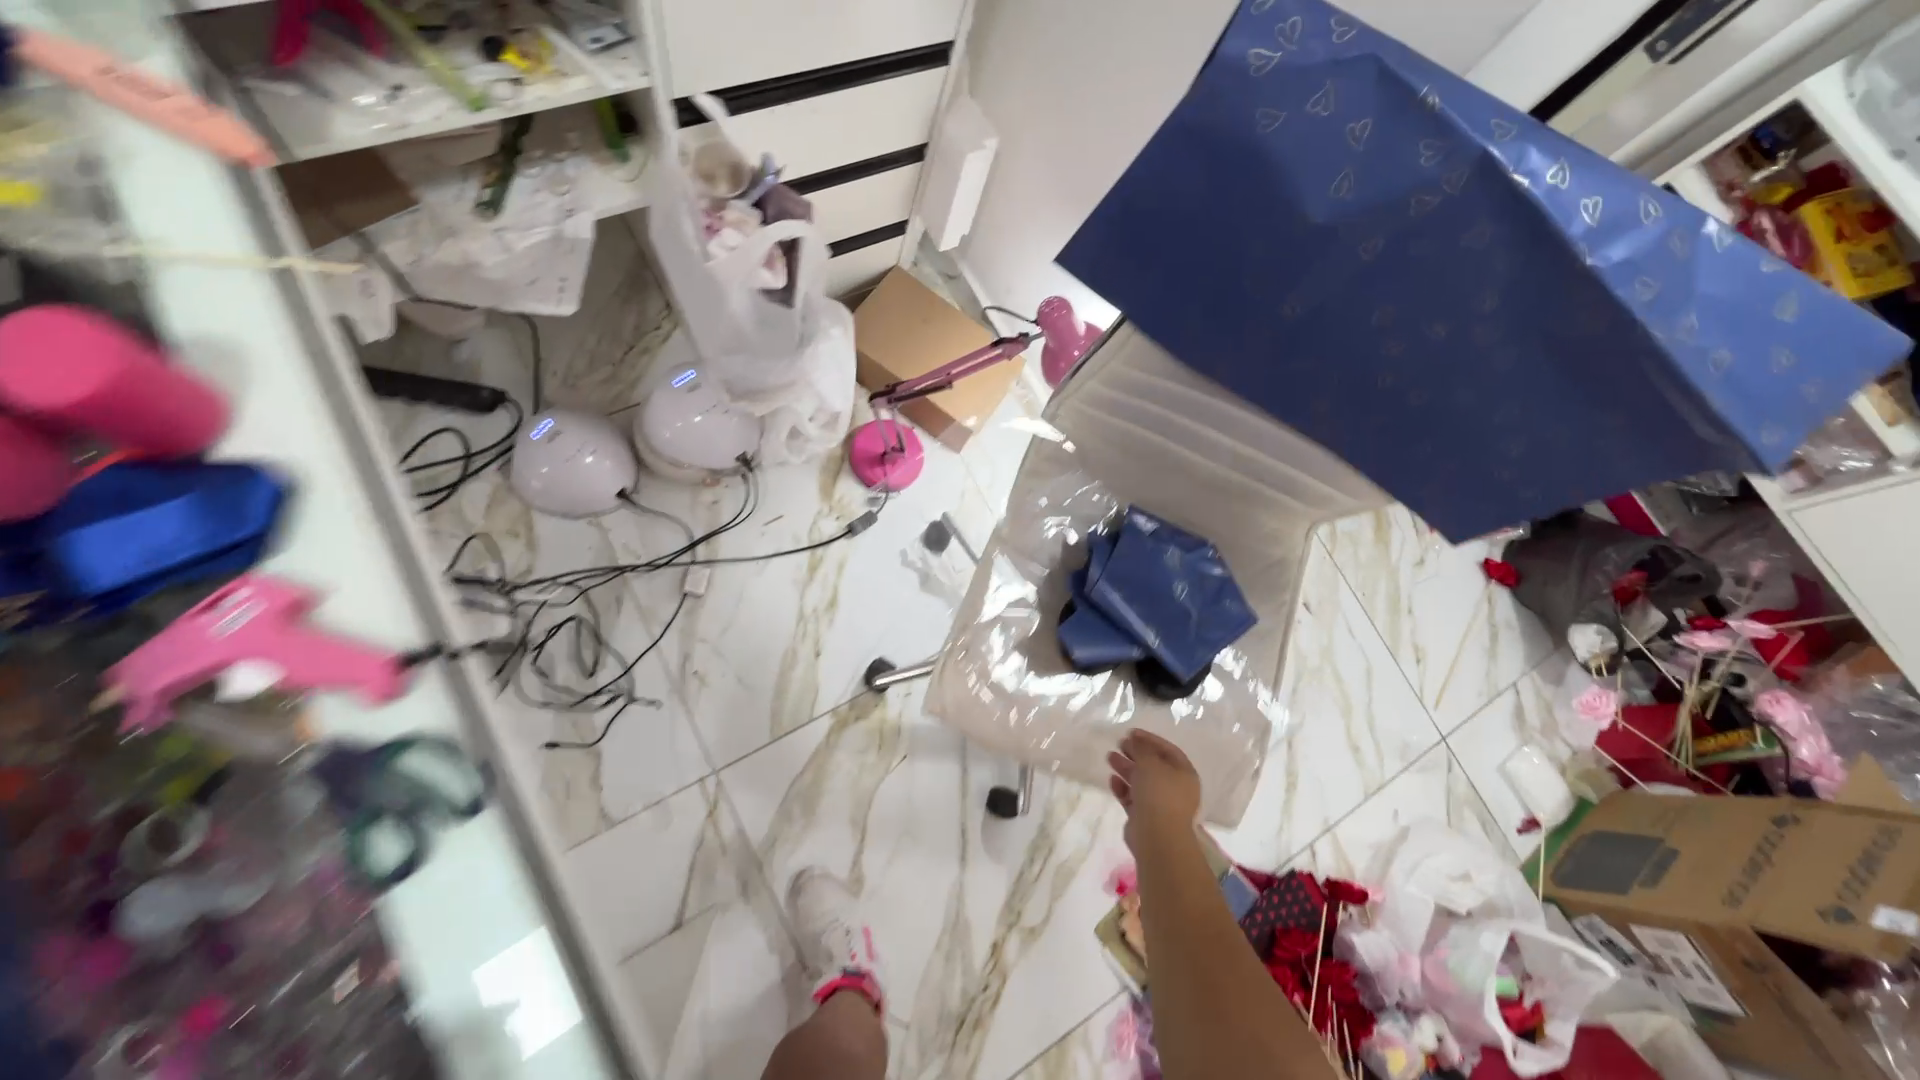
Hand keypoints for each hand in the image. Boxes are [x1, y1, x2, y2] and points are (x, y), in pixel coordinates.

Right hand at [1107, 729, 1200, 849]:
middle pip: (1153, 765)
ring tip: (1110, 758)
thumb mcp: (1150, 763)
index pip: (1167, 750)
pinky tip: (1112, 780)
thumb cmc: (1159, 794)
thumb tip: (1135, 738)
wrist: (1157, 836)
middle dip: (1135, 754)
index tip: (1130, 732)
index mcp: (1184, 773)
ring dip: (1126, 768)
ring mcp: (1160, 803)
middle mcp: (1175, 787)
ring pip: (1141, 781)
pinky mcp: (1144, 816)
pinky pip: (1133, 797)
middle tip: (1119, 744)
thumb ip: (1142, 748)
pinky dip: (1123, 787)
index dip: (1149, 739)